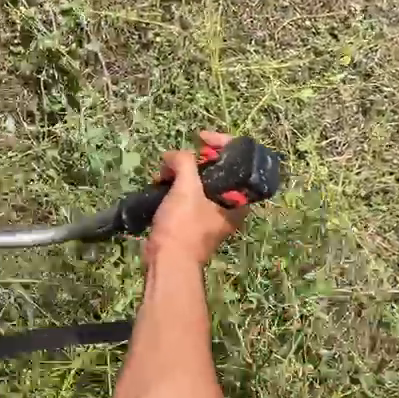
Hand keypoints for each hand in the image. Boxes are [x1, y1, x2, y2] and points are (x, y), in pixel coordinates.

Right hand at [142, 130, 247, 268]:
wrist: (168, 259)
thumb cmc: (183, 225)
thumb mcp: (186, 189)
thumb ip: (184, 163)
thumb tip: (173, 156)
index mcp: (238, 198)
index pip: (238, 160)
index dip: (221, 143)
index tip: (199, 138)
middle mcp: (229, 204)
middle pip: (216, 169)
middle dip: (193, 160)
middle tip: (174, 160)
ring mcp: (210, 212)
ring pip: (199, 181)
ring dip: (179, 173)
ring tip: (162, 175)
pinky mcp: (192, 219)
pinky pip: (186, 194)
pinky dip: (174, 186)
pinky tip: (160, 186)